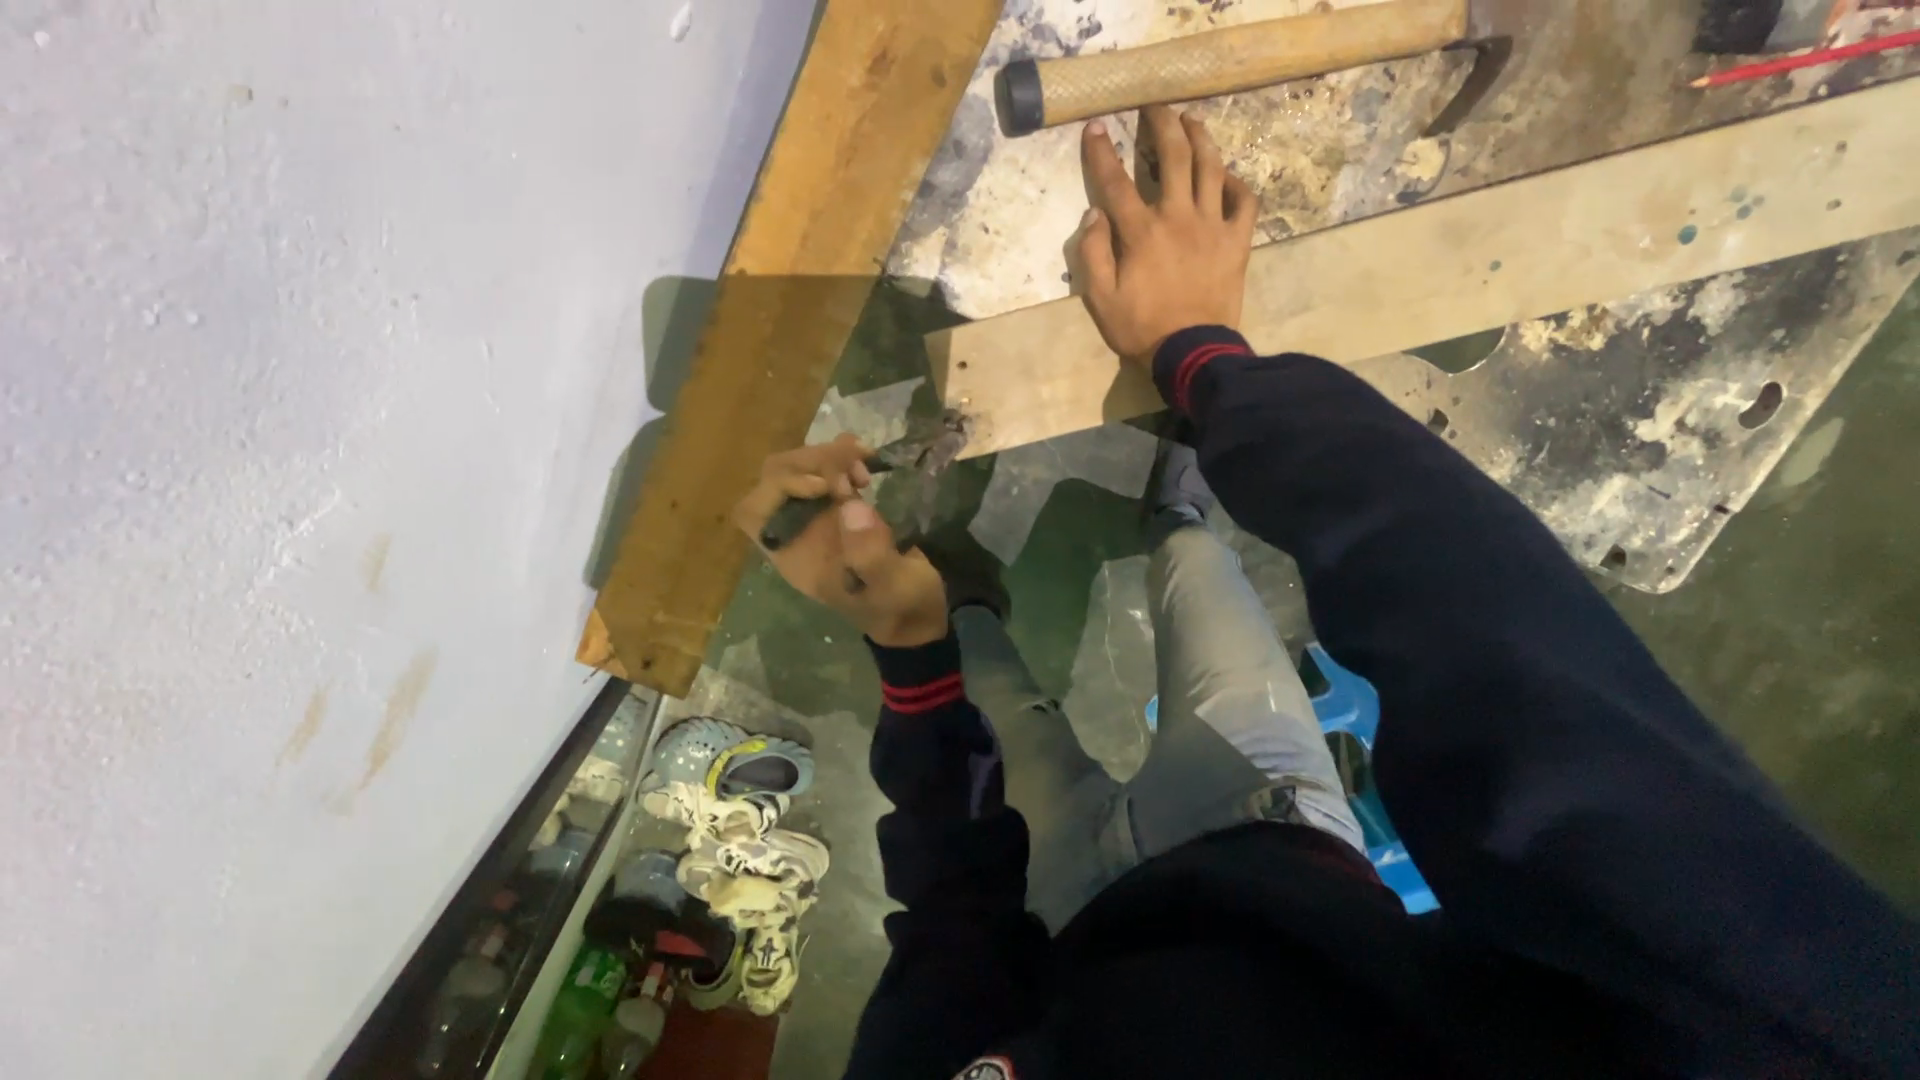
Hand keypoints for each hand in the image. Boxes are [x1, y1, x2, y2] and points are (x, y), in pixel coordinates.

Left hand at [731, 434, 949, 647]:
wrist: (917, 611)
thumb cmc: (897, 606)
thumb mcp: (891, 587)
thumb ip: (871, 555)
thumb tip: (851, 507)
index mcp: (793, 556)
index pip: (755, 511)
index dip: (781, 487)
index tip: (824, 487)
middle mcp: (797, 531)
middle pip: (777, 477)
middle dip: (813, 463)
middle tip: (855, 474)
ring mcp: (818, 515)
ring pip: (803, 466)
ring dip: (831, 456)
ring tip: (865, 470)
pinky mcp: (841, 504)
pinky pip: (828, 467)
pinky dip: (845, 455)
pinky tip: (869, 461)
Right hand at [1074, 106, 1256, 366]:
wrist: (1191, 352)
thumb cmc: (1140, 328)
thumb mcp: (1100, 299)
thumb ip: (1093, 253)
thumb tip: (1094, 214)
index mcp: (1141, 231)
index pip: (1116, 182)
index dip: (1103, 152)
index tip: (1097, 127)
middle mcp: (1178, 217)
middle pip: (1173, 156)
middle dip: (1162, 124)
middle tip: (1155, 106)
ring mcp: (1213, 226)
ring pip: (1211, 167)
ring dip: (1201, 138)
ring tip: (1192, 120)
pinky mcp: (1237, 241)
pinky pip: (1244, 202)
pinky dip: (1236, 184)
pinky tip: (1227, 177)